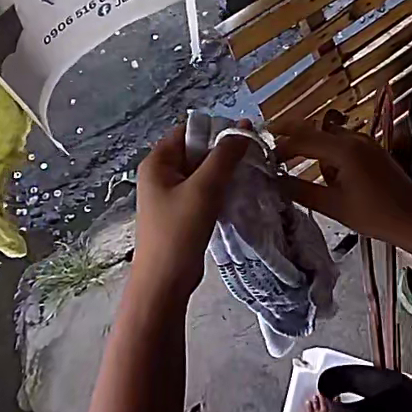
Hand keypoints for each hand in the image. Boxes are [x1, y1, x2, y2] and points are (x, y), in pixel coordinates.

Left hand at [127, 121, 248, 298]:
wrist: (164, 282)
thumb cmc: (179, 231)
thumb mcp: (204, 189)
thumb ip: (224, 156)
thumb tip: (243, 128)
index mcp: (158, 162)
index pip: (188, 130)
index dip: (216, 130)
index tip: (246, 138)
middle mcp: (162, 174)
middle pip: (197, 150)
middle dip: (224, 153)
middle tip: (253, 158)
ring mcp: (172, 195)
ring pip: (204, 172)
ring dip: (226, 173)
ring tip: (250, 176)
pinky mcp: (183, 213)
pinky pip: (205, 191)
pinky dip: (222, 190)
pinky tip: (239, 195)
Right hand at [272, 119, 411, 249]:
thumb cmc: (376, 216)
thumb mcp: (333, 206)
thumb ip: (301, 191)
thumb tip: (275, 181)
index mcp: (343, 150)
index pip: (302, 141)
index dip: (280, 148)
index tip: (263, 158)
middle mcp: (354, 139)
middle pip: (314, 129)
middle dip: (290, 133)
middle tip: (267, 136)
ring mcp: (365, 143)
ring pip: (328, 136)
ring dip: (310, 143)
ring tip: (291, 158)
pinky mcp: (373, 152)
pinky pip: (342, 144)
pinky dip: (327, 150)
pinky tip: (323, 170)